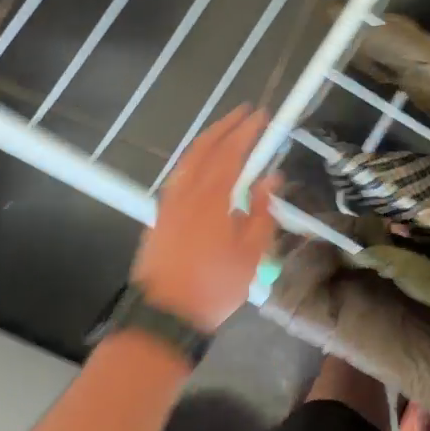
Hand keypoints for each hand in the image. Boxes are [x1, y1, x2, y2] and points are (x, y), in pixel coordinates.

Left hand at [131, 106, 281, 332]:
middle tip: (245, 113)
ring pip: (188, 160)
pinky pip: (179, 176)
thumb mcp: (251, 255)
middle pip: (205, 148)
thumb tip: (270, 180)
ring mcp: (168, 204)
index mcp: (212, 199)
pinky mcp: (159, 217)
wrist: (163, 317)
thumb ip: (261, 212)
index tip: (261, 115)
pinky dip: (194, 160)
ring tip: (225, 131)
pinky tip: (202, 166)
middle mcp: (187, 193)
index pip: (231, 153)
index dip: (246, 131)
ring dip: (208, 139)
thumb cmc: (214, 287)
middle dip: (225, 126)